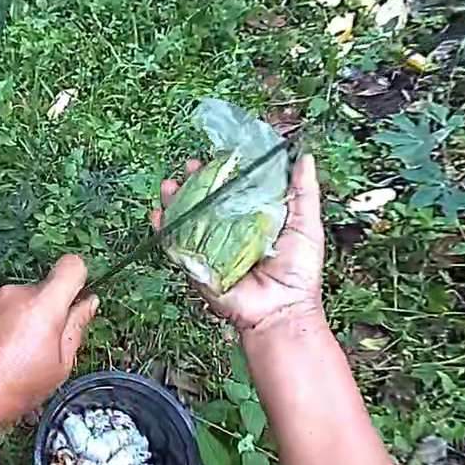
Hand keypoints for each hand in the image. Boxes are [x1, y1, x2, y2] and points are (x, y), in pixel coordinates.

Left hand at [0, 255, 98, 439]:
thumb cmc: (11, 389)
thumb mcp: (58, 367)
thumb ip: (76, 328)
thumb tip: (89, 303)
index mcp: (43, 306)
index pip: (72, 265)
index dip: (79, 280)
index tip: (74, 303)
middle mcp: (16, 293)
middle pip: (45, 288)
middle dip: (49, 311)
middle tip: (40, 347)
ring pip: (21, 300)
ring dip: (23, 318)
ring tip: (11, 354)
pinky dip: (1, 323)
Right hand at [152, 153, 325, 335]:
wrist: (282, 310)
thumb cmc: (298, 271)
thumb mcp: (307, 224)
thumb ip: (303, 192)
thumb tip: (304, 156)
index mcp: (253, 220)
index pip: (234, 189)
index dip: (224, 171)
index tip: (218, 154)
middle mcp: (228, 232)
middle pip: (205, 200)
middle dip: (195, 181)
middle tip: (191, 165)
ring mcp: (210, 248)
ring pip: (186, 219)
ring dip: (174, 200)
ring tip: (169, 185)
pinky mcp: (197, 265)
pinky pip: (176, 245)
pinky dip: (163, 229)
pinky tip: (158, 213)